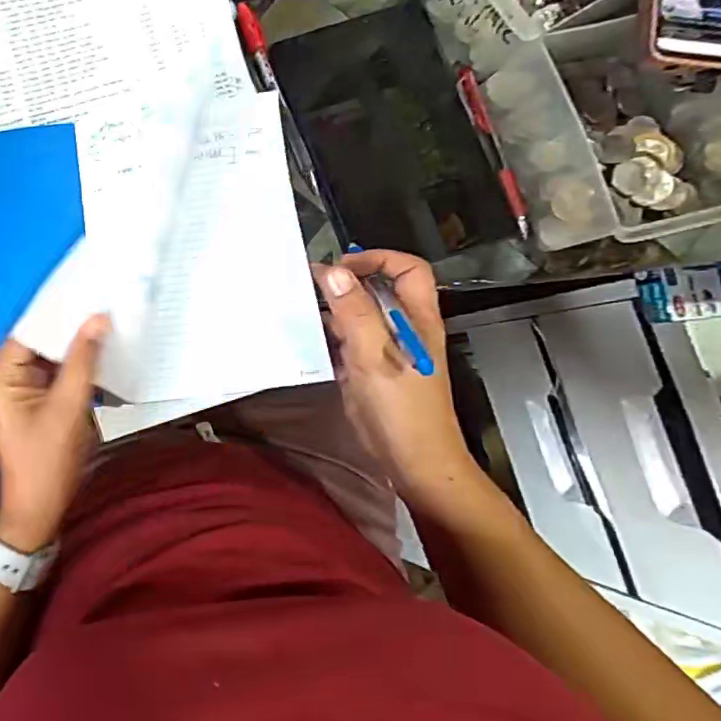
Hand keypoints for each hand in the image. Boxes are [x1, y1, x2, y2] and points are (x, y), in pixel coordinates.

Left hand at [0, 314, 110, 551]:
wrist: (41, 508)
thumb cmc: (47, 463)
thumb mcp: (68, 409)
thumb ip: (83, 363)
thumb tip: (97, 320)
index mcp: (1, 381)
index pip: (25, 335)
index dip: (53, 314)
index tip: (83, 294)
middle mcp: (8, 381)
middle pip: (39, 343)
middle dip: (68, 327)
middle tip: (100, 304)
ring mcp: (25, 392)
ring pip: (52, 357)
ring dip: (76, 344)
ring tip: (105, 321)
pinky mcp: (42, 402)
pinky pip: (60, 373)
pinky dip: (80, 364)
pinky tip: (102, 351)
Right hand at [314, 250, 479, 510]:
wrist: (413, 461)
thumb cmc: (402, 410)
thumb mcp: (376, 355)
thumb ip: (355, 312)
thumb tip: (335, 273)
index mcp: (416, 319)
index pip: (406, 268)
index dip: (377, 258)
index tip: (341, 267)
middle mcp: (403, 330)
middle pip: (378, 290)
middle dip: (347, 282)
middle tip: (313, 284)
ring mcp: (386, 352)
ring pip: (360, 317)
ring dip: (335, 310)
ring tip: (303, 308)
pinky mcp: (370, 373)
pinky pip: (348, 344)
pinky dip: (329, 337)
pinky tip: (309, 340)